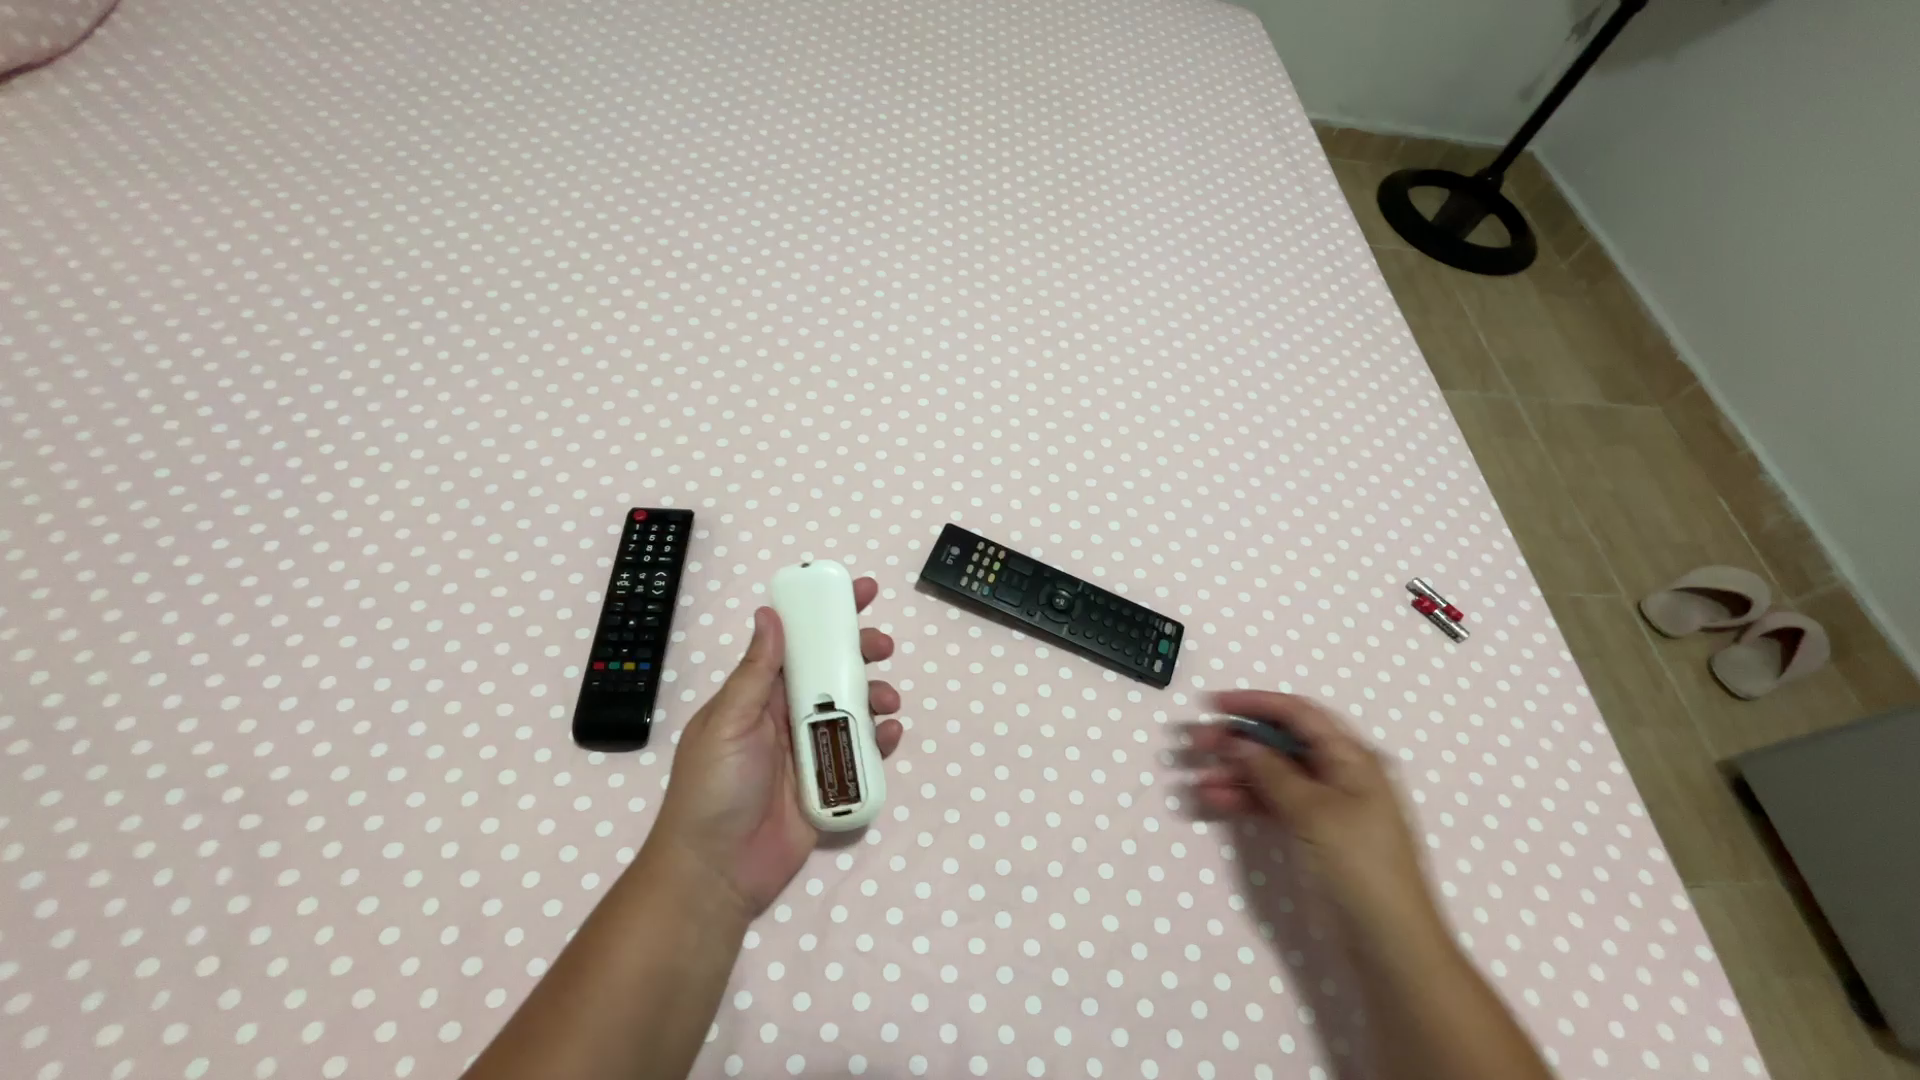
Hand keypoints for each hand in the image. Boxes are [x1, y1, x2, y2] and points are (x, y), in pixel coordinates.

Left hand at [648, 577, 903, 919]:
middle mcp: (788, 717)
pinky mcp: (830, 782)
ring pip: (854, 709)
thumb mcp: (729, 723)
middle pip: (832, 672)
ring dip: (877, 695)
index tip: (858, 592)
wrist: (717, 872)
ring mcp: (811, 750)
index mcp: (760, 696)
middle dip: (861, 652)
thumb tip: (769, 614)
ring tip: (888, 700)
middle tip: (882, 645)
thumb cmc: (714, 789)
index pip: (796, 643)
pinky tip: (889, 735)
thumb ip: (756, 672)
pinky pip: (863, 752)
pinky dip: (882, 740)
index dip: (825, 615)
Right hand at [1188, 691, 1434, 929]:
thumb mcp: (1315, 812)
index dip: (1256, 704)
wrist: (1388, 942)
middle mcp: (1338, 774)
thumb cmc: (1360, 865)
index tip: (1213, 705)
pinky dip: (1243, 799)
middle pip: (1280, 743)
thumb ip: (1273, 772)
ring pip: (1271, 774)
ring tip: (1198, 779)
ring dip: (1234, 772)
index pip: (1299, 715)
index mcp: (1351, 758)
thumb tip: (1238, 741)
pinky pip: (1271, 803)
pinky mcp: (1310, 833)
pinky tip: (1213, 801)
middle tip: (1196, 744)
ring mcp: (1324, 805)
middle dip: (1238, 740)